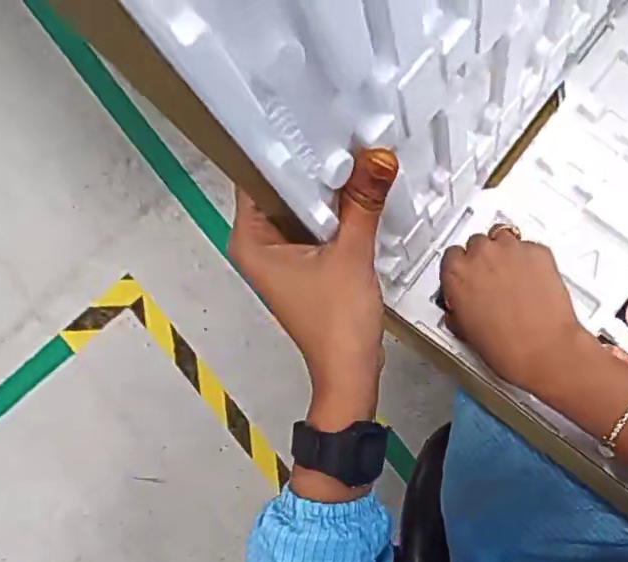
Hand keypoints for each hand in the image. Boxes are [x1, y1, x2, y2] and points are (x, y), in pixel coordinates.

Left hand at [229, 148, 399, 432]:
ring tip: (353, 165)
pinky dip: (334, 217)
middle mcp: (260, 247)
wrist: (351, 373)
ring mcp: (282, 259)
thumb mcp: (352, 255)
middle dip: (313, 169)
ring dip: (327, 194)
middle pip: (282, 188)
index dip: (286, 148)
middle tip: (340, 139)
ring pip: (303, 209)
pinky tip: (355, 202)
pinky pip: (316, 229)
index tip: (311, 123)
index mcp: (251, 240)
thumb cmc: (336, 329)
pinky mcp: (304, 269)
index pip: (258, 173)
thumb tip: (376, 159)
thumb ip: (363, 203)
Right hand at [437, 227, 589, 396]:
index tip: (465, 279)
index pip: (450, 257)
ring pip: (501, 237)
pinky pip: (528, 247)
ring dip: (503, 253)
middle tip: (491, 282)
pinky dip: (528, 259)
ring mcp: (512, 249)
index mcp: (457, 274)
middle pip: (476, 243)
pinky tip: (530, 280)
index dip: (459, 270)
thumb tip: (459, 308)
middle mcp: (482, 254)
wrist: (545, 350)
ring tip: (510, 277)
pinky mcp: (538, 251)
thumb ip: (458, 309)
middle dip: (482, 261)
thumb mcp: (467, 332)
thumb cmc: (508, 348)